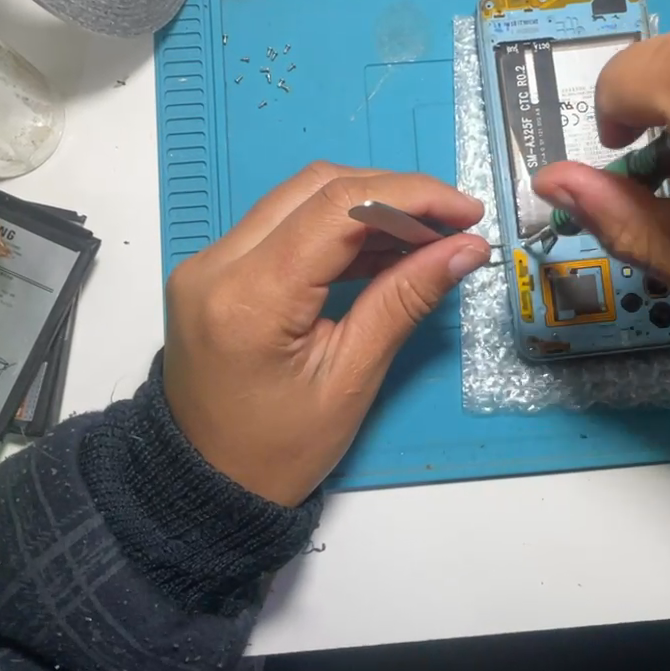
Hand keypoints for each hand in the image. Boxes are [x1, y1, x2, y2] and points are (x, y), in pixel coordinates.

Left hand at [163, 164, 489, 504]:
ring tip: (426, 238)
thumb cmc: (278, 450)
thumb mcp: (351, 380)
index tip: (465, 212)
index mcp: (251, 298)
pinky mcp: (214, 268)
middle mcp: (217, 263)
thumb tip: (466, 249)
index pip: (338, 208)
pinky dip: (337, 229)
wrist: (203, 483)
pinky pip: (283, 225)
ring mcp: (208, 261)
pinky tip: (383, 249)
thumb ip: (404, 300)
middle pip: (317, 187)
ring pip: (300, 198)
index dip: (411, 196)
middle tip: (451, 223)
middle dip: (394, 194)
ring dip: (368, 207)